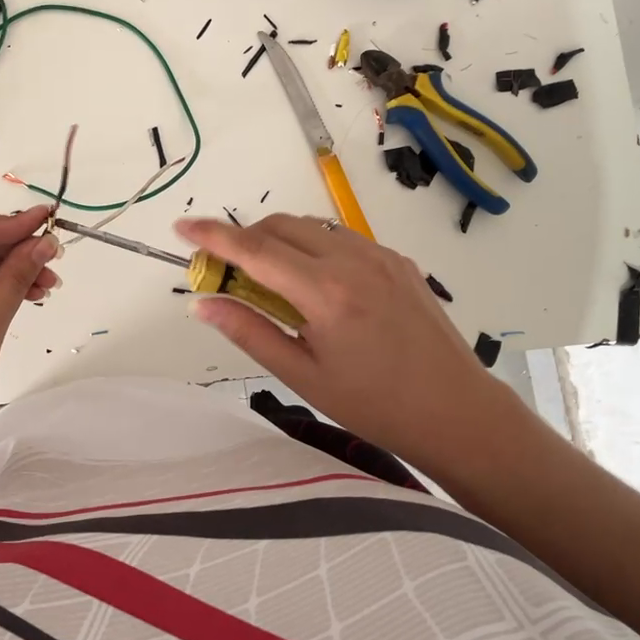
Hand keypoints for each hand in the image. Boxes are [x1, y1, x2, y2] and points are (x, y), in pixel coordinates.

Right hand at [174, 214, 496, 461]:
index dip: (212, 235)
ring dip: (278, 239)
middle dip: (244, 237)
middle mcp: (352, 260)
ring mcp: (380, 256)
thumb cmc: (374, 405)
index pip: (254, 249)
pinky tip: (314, 283)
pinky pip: (341, 238)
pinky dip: (312, 246)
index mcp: (324, 292)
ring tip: (269, 279)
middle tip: (226, 270)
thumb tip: (202, 304)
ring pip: (311, 226)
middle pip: (279, 226)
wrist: (458, 413)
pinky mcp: (398, 261)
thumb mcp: (302, 376)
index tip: (180, 227)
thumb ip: (249, 332)